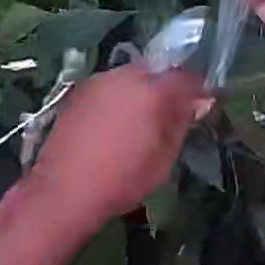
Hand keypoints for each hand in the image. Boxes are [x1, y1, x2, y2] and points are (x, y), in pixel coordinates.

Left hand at [26, 64, 206, 229]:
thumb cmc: (121, 181)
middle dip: (168, 87)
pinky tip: (114, 121)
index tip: (202, 103)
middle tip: (169, 113)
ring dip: (143, 89)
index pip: (188, 77)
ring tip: (140, 118)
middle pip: (159, 71)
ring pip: (133, 75)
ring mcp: (102, 79)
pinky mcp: (81, 89)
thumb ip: (182, 124)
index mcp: (154, 91)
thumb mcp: (163, 160)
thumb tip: (199, 102)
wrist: (62, 193)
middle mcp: (129, 75)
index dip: (198, 89)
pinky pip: (111, 84)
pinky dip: (120, 96)